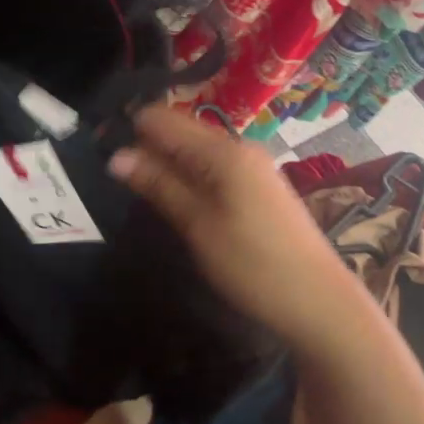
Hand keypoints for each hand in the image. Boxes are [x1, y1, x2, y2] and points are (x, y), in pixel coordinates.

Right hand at [107, 106, 370, 352]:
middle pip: (180, 132)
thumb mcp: (197, 225)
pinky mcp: (257, 189)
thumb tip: (116, 156)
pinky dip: (188, 178)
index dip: (131, 130)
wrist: (320, 303)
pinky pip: (211, 168)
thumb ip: (158, 185)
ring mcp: (252, 168)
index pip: (163, 119)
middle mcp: (239, 149)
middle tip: (112, 177)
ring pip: (194, 152)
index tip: (103, 154)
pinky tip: (174, 201)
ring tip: (137, 191)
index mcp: (223, 152)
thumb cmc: (254, 265)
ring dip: (165, 165)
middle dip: (146, 148)